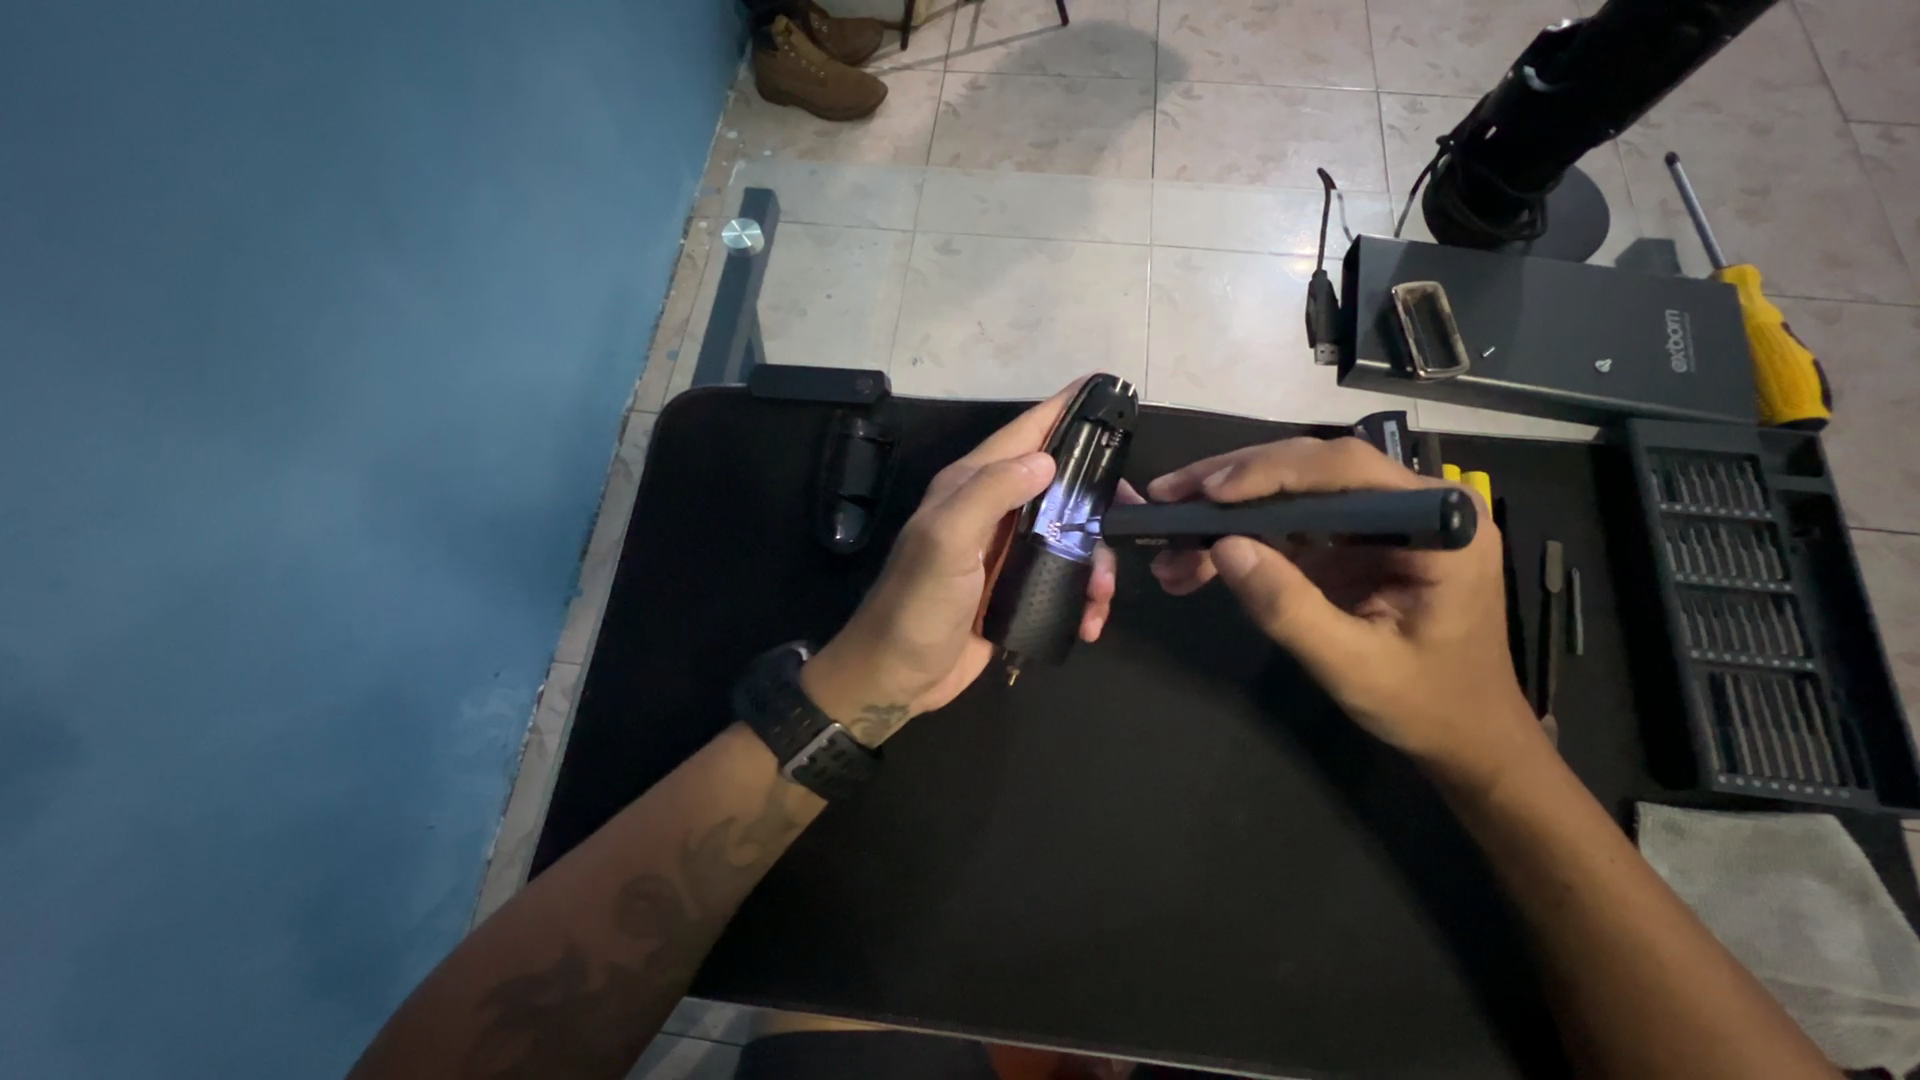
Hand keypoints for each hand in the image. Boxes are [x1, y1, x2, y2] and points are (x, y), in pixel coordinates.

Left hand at [801, 381, 1121, 745]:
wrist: (897, 676)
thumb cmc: (917, 606)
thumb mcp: (946, 541)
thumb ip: (991, 493)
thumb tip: (1046, 459)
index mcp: (969, 487)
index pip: (1023, 433)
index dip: (1063, 409)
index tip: (1106, 388)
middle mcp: (991, 511)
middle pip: (1060, 484)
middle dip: (1101, 499)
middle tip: (1136, 517)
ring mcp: (1005, 552)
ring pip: (1071, 535)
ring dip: (1096, 561)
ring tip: (1103, 593)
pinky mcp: (1016, 589)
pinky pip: (1064, 579)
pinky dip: (1084, 597)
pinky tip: (1090, 621)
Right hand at [1148, 437, 1539, 786]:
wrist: (1464, 737)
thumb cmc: (1427, 703)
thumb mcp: (1353, 664)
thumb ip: (1290, 607)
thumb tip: (1224, 547)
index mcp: (1440, 522)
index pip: (1346, 470)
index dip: (1270, 472)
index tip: (1207, 493)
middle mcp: (1412, 504)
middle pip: (1310, 470)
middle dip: (1231, 486)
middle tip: (1165, 497)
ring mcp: (1379, 522)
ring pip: (1289, 494)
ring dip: (1225, 515)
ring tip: (1166, 542)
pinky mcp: (1353, 543)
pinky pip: (1287, 526)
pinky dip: (1239, 541)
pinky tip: (1193, 562)